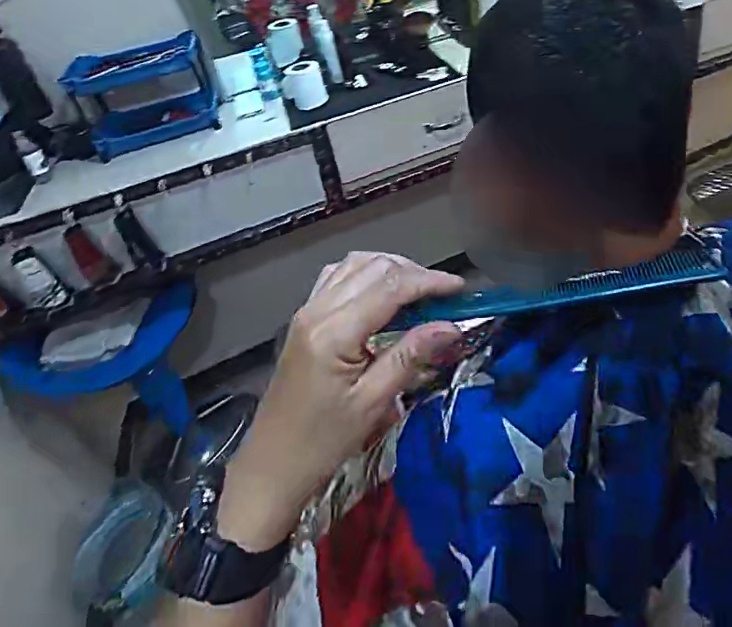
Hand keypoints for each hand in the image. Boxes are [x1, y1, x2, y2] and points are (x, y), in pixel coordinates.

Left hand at [215, 252, 464, 549]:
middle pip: (375, 267)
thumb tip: (452, 326)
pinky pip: (339, 276)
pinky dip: (367, 273)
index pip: (391, 287)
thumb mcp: (373, 403)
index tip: (461, 289)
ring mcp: (307, 310)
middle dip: (414, 273)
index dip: (430, 282)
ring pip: (356, 264)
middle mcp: (318, 310)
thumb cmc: (323, 442)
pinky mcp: (304, 317)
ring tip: (419, 291)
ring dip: (391, 269)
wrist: (270, 469)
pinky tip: (383, 293)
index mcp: (334, 332)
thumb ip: (410, 356)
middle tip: (443, 295)